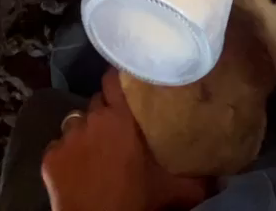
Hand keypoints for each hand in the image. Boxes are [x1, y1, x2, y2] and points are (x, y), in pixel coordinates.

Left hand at [41, 72, 207, 210]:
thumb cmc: (139, 203)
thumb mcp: (175, 190)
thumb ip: (201, 177)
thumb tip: (226, 174)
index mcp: (121, 117)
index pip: (113, 78)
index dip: (118, 79)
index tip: (127, 83)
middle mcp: (92, 117)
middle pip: (97, 102)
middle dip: (106, 111)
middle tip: (117, 129)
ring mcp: (67, 135)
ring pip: (77, 123)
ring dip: (85, 133)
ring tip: (96, 152)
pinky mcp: (49, 156)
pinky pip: (58, 146)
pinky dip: (66, 155)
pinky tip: (76, 170)